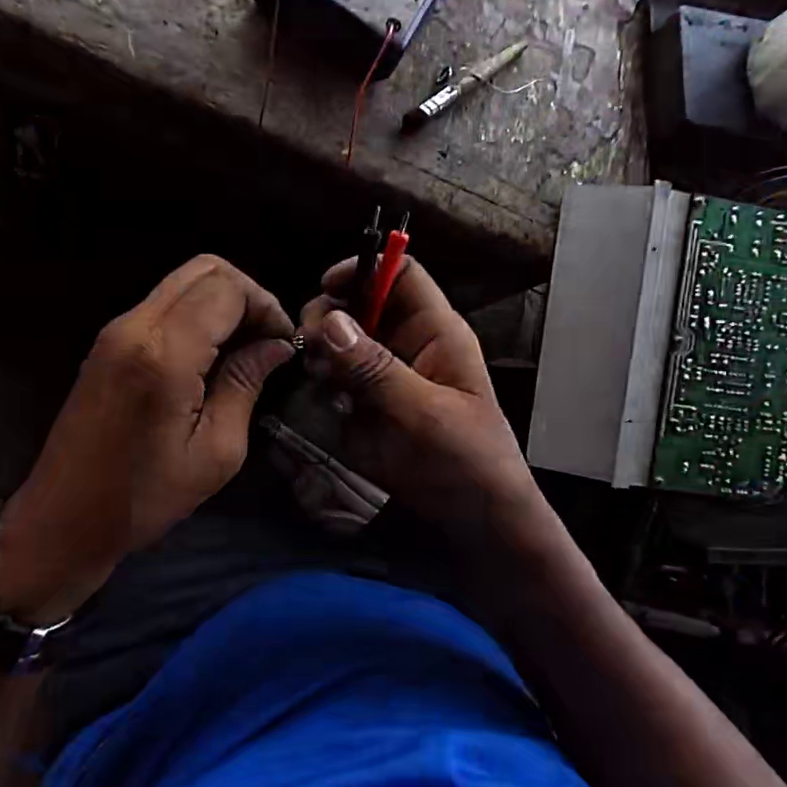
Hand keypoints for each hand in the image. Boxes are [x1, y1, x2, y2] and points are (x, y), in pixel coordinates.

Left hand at [0, 255, 296, 619]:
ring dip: (222, 302)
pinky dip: (198, 314)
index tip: (283, 344)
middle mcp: (135, 327)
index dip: (266, 306)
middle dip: (247, 294)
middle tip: (267, 339)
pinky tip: (212, 355)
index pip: (227, 289)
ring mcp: (115, 331)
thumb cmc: (144, 496)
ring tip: (245, 348)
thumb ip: (245, 384)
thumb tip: (276, 345)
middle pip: (205, 269)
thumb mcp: (216, 451)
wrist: (62, 520)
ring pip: (183, 281)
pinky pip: (164, 304)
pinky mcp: (108, 343)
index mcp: (164, 354)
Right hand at [299, 255, 546, 546]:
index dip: (365, 268)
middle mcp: (406, 344)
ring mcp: (383, 375)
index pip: (400, 274)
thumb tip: (330, 321)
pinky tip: (323, 399)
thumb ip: (377, 368)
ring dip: (321, 351)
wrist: (476, 517)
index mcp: (435, 331)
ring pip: (340, 340)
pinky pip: (333, 378)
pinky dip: (321, 382)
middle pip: (359, 303)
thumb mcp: (426, 412)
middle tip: (310, 345)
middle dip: (330, 315)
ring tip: (318, 376)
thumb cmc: (469, 458)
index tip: (327, 286)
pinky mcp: (365, 405)